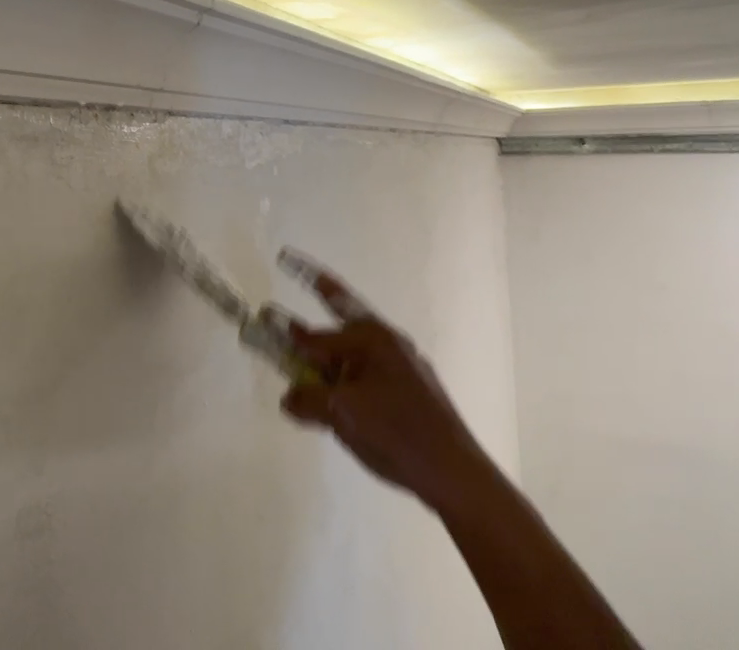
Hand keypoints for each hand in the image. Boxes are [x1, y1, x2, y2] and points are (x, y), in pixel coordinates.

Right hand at [274, 253, 489, 508]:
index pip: (316, 329)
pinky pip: (361, 382)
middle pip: (335, 330)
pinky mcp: (407, 397)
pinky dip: (340, 389)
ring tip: (305, 392)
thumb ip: (306, 396)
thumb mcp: (341, 411)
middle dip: (307, 327)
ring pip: (348, 360)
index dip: (294, 302)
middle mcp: (388, 347)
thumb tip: (290, 395)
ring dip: (322, 369)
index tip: (283, 260)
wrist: (457, 478)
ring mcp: (400, 372)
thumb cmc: (396, 432)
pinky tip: (331, 414)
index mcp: (373, 340)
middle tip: (281, 311)